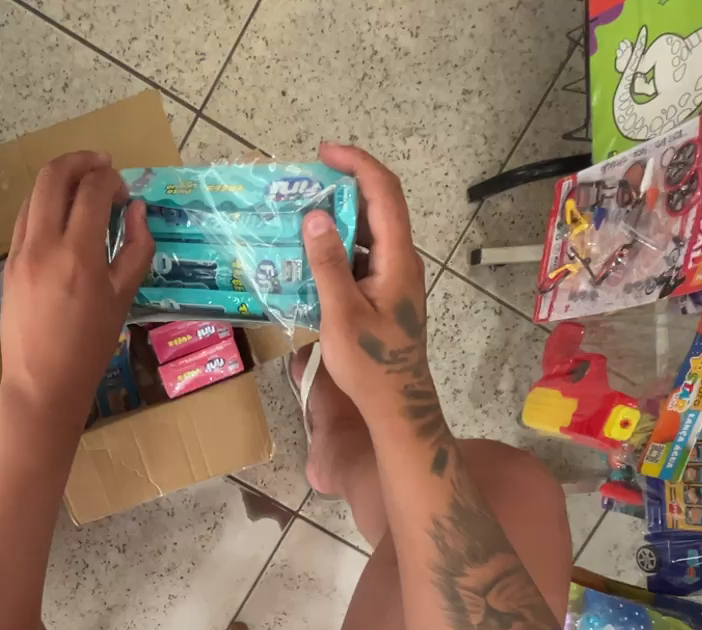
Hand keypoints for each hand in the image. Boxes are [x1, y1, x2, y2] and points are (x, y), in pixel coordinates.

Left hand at [0, 151, 153, 426]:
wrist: (43, 383)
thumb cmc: (90, 349)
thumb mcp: (123, 300)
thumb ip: (136, 249)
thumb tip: (137, 210)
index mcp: (78, 255)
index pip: (93, 190)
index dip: (112, 179)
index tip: (125, 192)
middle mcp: (44, 245)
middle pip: (55, 175)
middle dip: (82, 161)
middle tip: (103, 166)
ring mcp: (20, 252)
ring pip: (35, 193)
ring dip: (61, 180)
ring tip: (83, 190)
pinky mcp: (9, 263)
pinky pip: (25, 219)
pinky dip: (44, 205)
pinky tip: (62, 218)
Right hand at [302, 143, 446, 450]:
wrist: (396, 403)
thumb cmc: (370, 364)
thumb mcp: (343, 313)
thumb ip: (328, 263)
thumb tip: (314, 216)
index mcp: (397, 258)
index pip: (383, 193)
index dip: (357, 164)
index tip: (325, 153)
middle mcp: (401, 260)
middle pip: (377, 208)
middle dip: (342, 188)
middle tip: (304, 186)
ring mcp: (394, 277)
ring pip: (367, 234)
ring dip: (337, 221)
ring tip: (300, 219)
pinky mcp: (383, 294)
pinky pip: (361, 258)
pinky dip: (338, 250)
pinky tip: (310, 259)